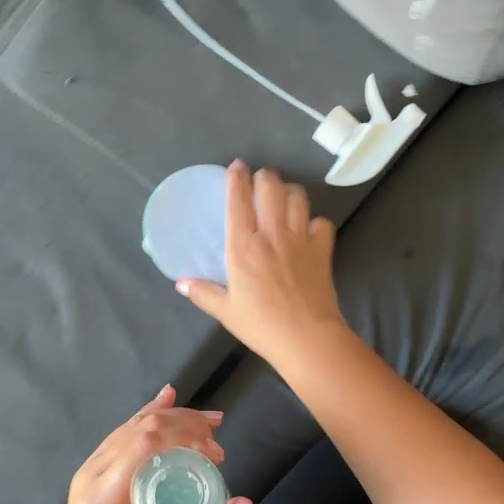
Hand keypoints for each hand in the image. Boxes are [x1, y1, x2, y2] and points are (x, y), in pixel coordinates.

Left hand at [58, 385, 252, 503]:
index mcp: (104, 500)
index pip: (143, 445)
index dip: (185, 436)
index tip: (216, 455)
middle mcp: (91, 477)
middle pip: (141, 428)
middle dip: (186, 426)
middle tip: (219, 451)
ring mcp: (90, 470)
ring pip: (134, 425)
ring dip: (176, 420)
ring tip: (212, 428)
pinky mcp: (95, 470)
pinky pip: (125, 432)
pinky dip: (153, 415)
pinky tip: (171, 397)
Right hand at [177, 161, 350, 366]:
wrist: (307, 337)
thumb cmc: (261, 325)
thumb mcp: (226, 311)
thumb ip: (203, 293)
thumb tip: (181, 283)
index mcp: (243, 246)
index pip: (238, 200)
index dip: (237, 178)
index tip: (236, 166)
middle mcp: (272, 234)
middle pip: (271, 187)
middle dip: (266, 177)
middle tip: (261, 180)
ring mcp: (301, 240)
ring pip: (298, 198)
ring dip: (290, 192)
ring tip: (285, 196)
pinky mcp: (323, 251)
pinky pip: (322, 223)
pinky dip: (316, 222)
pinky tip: (310, 229)